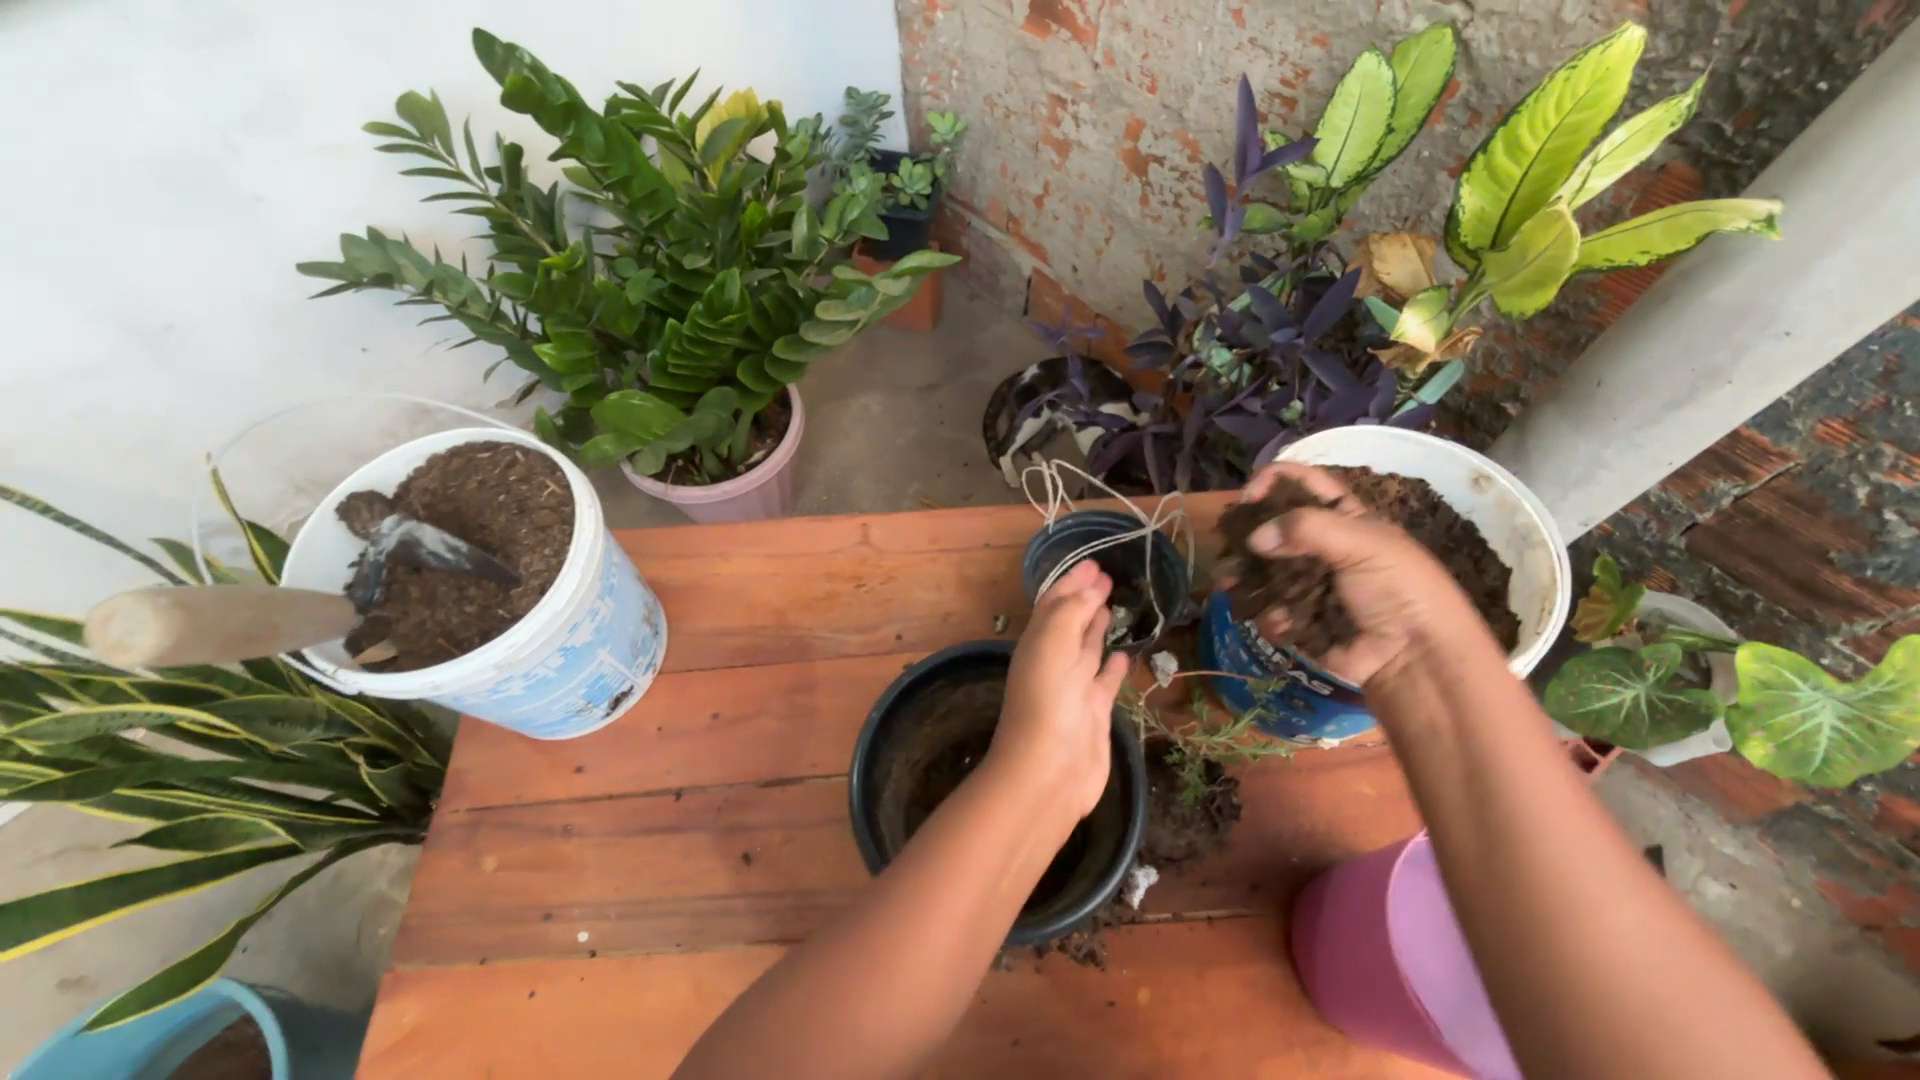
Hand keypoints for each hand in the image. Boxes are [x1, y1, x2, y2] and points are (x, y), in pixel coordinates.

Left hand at [989, 559, 1129, 818]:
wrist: (1050, 771)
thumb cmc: (1047, 702)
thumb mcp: (1052, 646)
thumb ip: (1070, 613)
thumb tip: (1088, 589)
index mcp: (1038, 644)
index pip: (1054, 603)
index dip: (1071, 582)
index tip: (1093, 563)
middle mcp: (1054, 662)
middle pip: (1071, 622)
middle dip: (1085, 599)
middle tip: (1106, 577)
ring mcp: (1074, 689)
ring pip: (1087, 649)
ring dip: (1097, 628)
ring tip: (1112, 607)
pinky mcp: (1095, 713)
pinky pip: (1105, 681)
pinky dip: (1113, 666)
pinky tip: (1124, 655)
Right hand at [1238, 464, 1492, 687]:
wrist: (1416, 658)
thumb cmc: (1401, 588)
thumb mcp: (1365, 544)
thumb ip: (1307, 529)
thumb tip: (1254, 537)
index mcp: (1345, 520)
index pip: (1304, 484)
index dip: (1274, 481)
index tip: (1249, 497)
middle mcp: (1322, 550)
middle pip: (1273, 531)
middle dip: (1246, 537)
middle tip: (1228, 547)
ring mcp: (1308, 588)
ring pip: (1262, 574)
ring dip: (1243, 578)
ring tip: (1229, 585)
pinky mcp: (1300, 623)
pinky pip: (1271, 614)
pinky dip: (1270, 618)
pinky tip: (1281, 623)